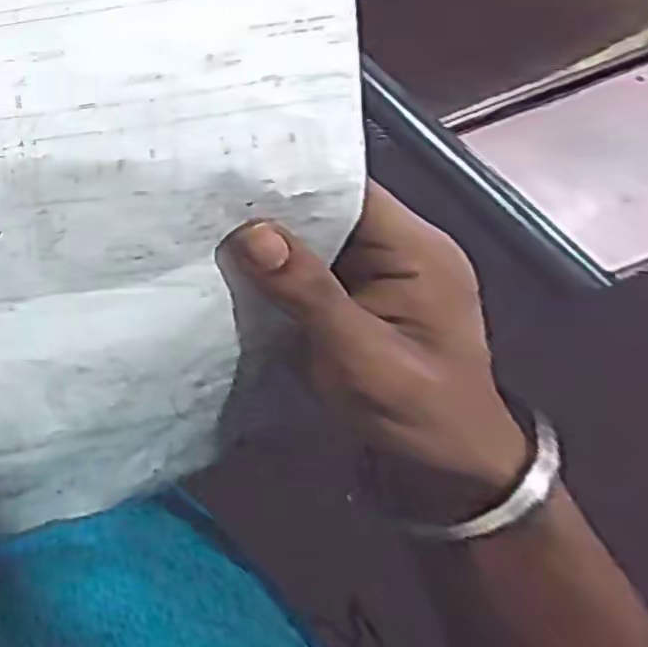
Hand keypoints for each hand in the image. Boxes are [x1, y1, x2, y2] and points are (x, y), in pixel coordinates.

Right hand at [220, 182, 526, 503]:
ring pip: (305, 233)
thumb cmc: (420, 413)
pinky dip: (266, 261)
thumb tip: (252, 233)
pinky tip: (228, 259)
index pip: (347, 189)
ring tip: (204, 221)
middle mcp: (393, 248)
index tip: (230, 175)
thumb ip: (310, 294)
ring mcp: (368, 270)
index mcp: (416, 249)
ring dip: (262, 233)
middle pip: (322, 207)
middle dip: (266, 205)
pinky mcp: (344, 291)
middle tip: (203, 198)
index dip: (291, 179)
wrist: (444, 470)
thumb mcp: (364, 356)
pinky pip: (299, 262)